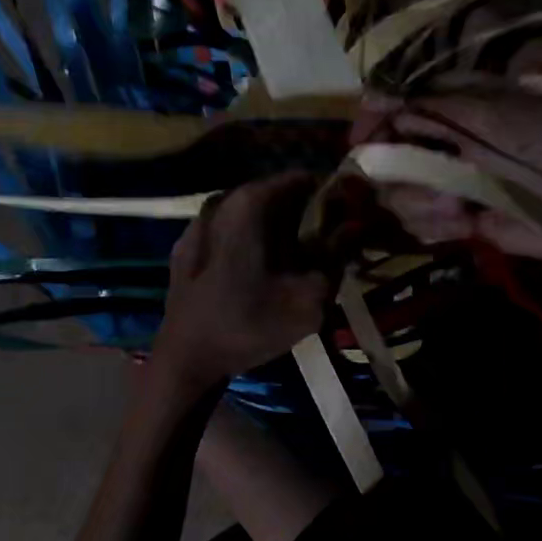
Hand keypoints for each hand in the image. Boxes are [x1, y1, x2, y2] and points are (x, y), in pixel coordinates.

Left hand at [152, 173, 332, 388]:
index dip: (331, 196)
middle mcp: (220, 201)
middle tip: (328, 245)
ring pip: (250, 217)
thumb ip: (336, 255)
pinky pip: (228, 234)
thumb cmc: (250, 325)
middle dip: (304, 216)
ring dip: (276, 232)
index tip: (348, 219)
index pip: (303, 179)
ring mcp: (197, 224)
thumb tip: (356, 225)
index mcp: (249, 202)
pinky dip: (249, 244)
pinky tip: (260, 273)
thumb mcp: (309, 297)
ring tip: (297, 262)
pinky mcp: (185, 249)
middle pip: (275, 197)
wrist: (186, 361)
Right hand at [350, 93, 541, 334]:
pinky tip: (462, 224)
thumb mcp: (489, 112)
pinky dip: (433, 227)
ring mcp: (447, 180)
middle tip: (435, 188)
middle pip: (384, 158)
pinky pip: (418, 224)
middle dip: (401, 177)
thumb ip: (426, 107)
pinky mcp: (456, 218)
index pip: (389, 108)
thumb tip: (370, 100)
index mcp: (451, 104)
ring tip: (459, 209)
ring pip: (396, 196)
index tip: (362, 143)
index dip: (370, 125)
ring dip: (420, 206)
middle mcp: (443, 140)